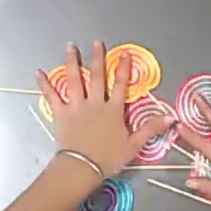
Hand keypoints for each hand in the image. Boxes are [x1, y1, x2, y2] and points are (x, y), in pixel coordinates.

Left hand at [37, 41, 168, 177]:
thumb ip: (150, 128)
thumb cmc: (108, 159)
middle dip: (97, 58)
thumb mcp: (133, 145)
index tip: (125, 53)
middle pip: (97, 76)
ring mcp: (76, 107)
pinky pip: (52, 96)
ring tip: (69, 46)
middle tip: (96, 42)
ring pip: (74, 80)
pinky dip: (44, 84)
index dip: (124, 68)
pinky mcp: (60, 114)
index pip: (121, 85)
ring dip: (72, 62)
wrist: (82, 167)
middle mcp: (95, 103)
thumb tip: (171, 117)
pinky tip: (38, 72)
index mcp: (113, 110)